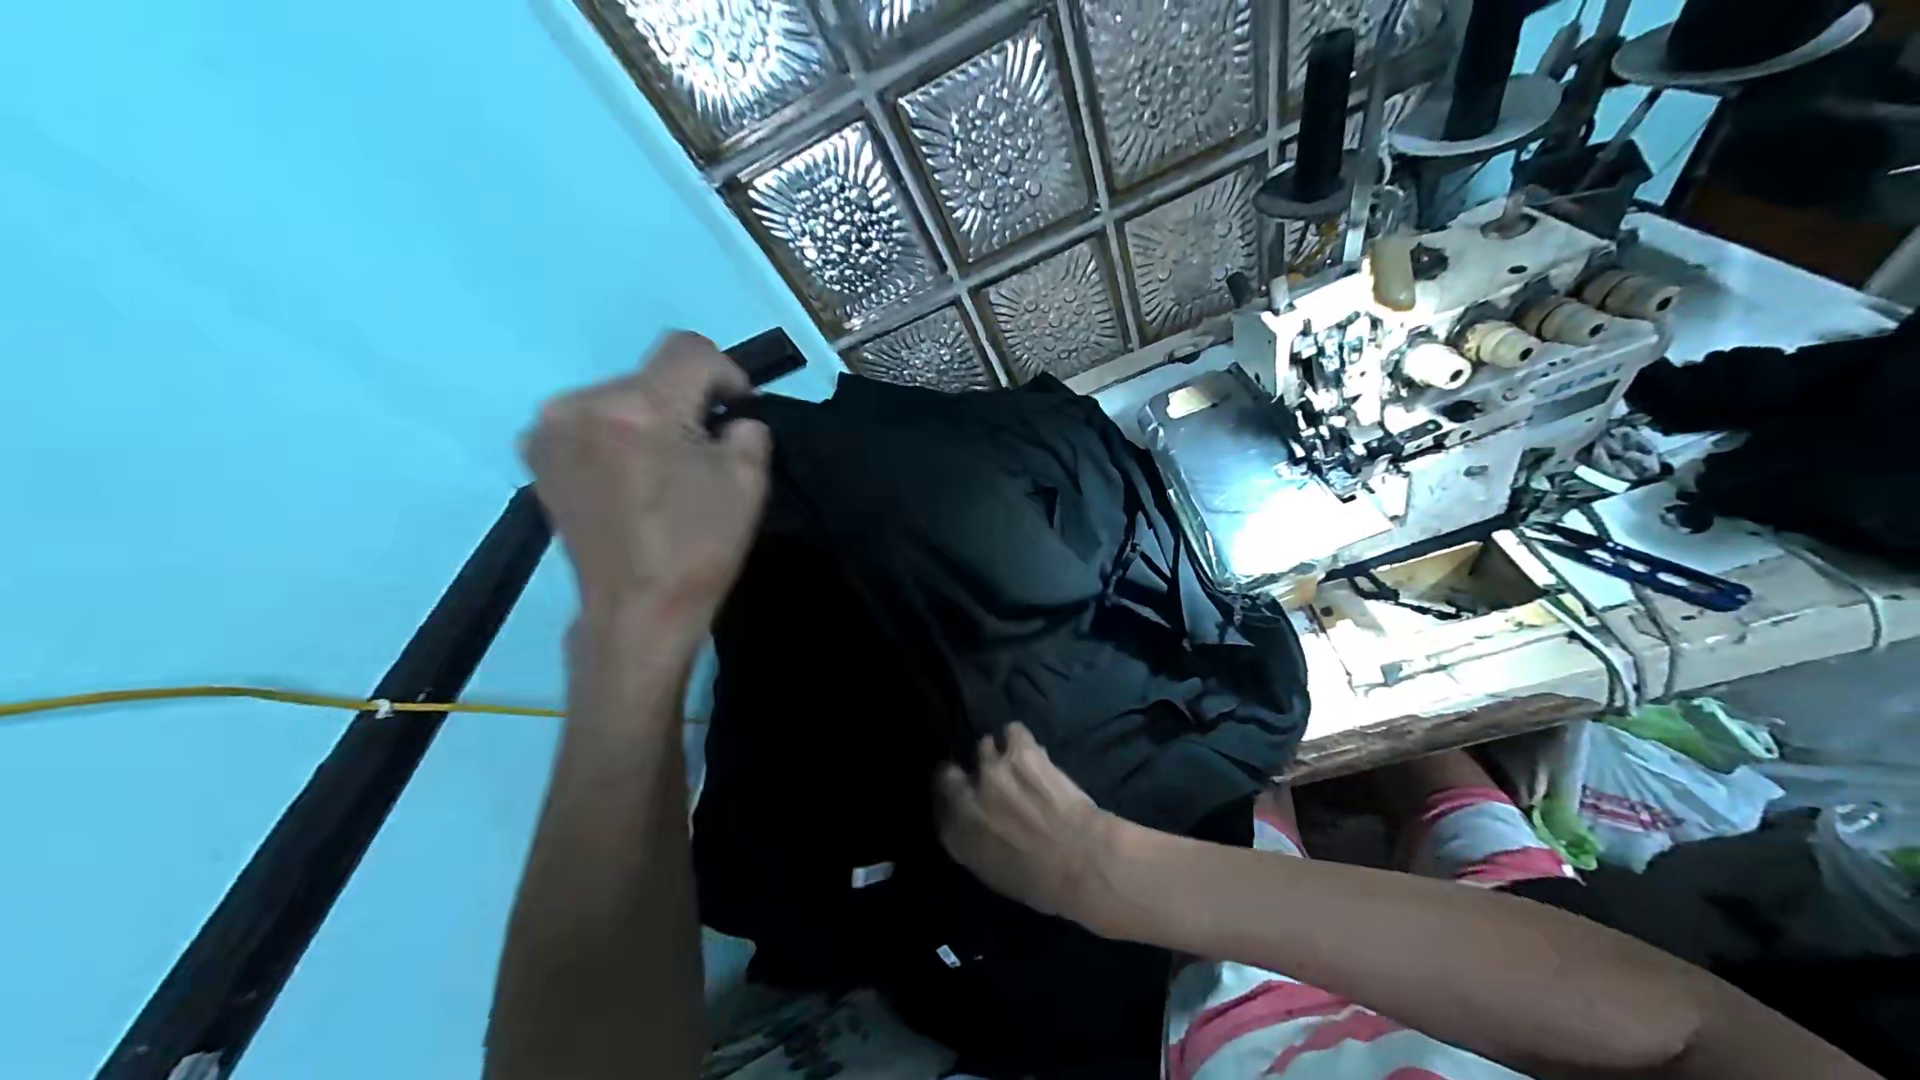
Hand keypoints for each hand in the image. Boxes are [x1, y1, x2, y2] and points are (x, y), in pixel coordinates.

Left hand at [523, 332, 771, 635]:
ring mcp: (550, 429)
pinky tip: (628, 474)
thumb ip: (747, 429)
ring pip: (620, 394)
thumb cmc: (698, 549)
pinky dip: (616, 433)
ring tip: (663, 465)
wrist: (636, 610)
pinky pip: (589, 418)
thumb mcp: (749, 482)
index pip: (688, 348)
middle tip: (702, 447)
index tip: (735, 411)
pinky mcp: (537, 454)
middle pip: (651, 373)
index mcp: (638, 409)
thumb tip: (729, 417)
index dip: (725, 372)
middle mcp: (581, 404)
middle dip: (684, 400)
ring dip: (648, 416)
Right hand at [936, 724, 1121, 925]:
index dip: (953, 797)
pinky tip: (1031, 748)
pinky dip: (1020, 738)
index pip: (940, 805)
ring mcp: (991, 770)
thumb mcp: (994, 872)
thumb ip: (976, 842)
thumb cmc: (1043, 882)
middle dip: (969, 775)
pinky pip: (1012, 731)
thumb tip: (979, 825)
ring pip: (984, 746)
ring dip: (997, 755)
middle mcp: (966, 798)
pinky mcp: (1019, 751)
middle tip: (990, 780)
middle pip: (952, 773)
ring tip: (1016, 763)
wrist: (1081, 861)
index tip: (965, 796)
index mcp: (957, 835)